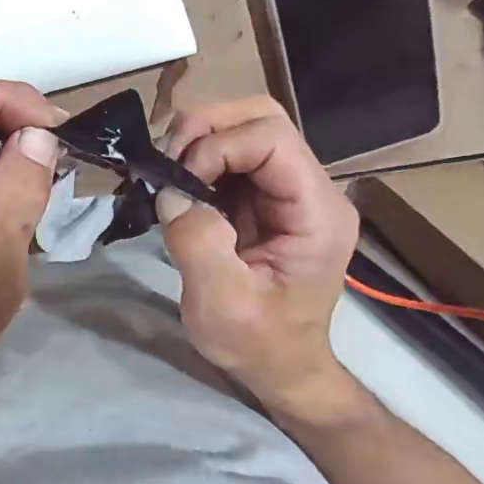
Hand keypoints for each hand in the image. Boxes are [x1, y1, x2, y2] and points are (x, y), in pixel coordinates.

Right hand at [156, 97, 359, 407]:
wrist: (280, 366)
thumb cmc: (258, 343)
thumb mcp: (222, 304)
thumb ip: (198, 244)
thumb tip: (170, 192)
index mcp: (317, 212)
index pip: (272, 138)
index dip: (217, 146)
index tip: (180, 183)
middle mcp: (310, 190)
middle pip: (262, 117)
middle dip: (206, 127)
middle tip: (166, 160)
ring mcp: (288, 190)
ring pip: (245, 128)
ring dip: (198, 139)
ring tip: (167, 172)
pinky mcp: (264, 197)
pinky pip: (230, 154)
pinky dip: (196, 157)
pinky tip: (176, 183)